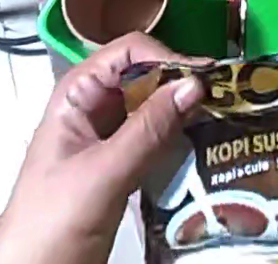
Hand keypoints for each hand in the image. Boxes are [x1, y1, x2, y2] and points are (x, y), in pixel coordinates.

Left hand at [0, 34, 204, 263]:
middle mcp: (93, 103)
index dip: (168, 58)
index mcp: (79, 90)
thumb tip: (197, 84)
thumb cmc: (53, 225)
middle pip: (144, 74)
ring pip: (151, 105)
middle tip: (224, 97)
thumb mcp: (102, 176)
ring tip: (221, 117)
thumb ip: (149, 130)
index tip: (207, 79)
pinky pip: (152, 136)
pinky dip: (176, 136)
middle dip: (179, 82)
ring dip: (181, 109)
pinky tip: (201, 144)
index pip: (130, 52)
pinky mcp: (117, 164)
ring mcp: (105, 135)